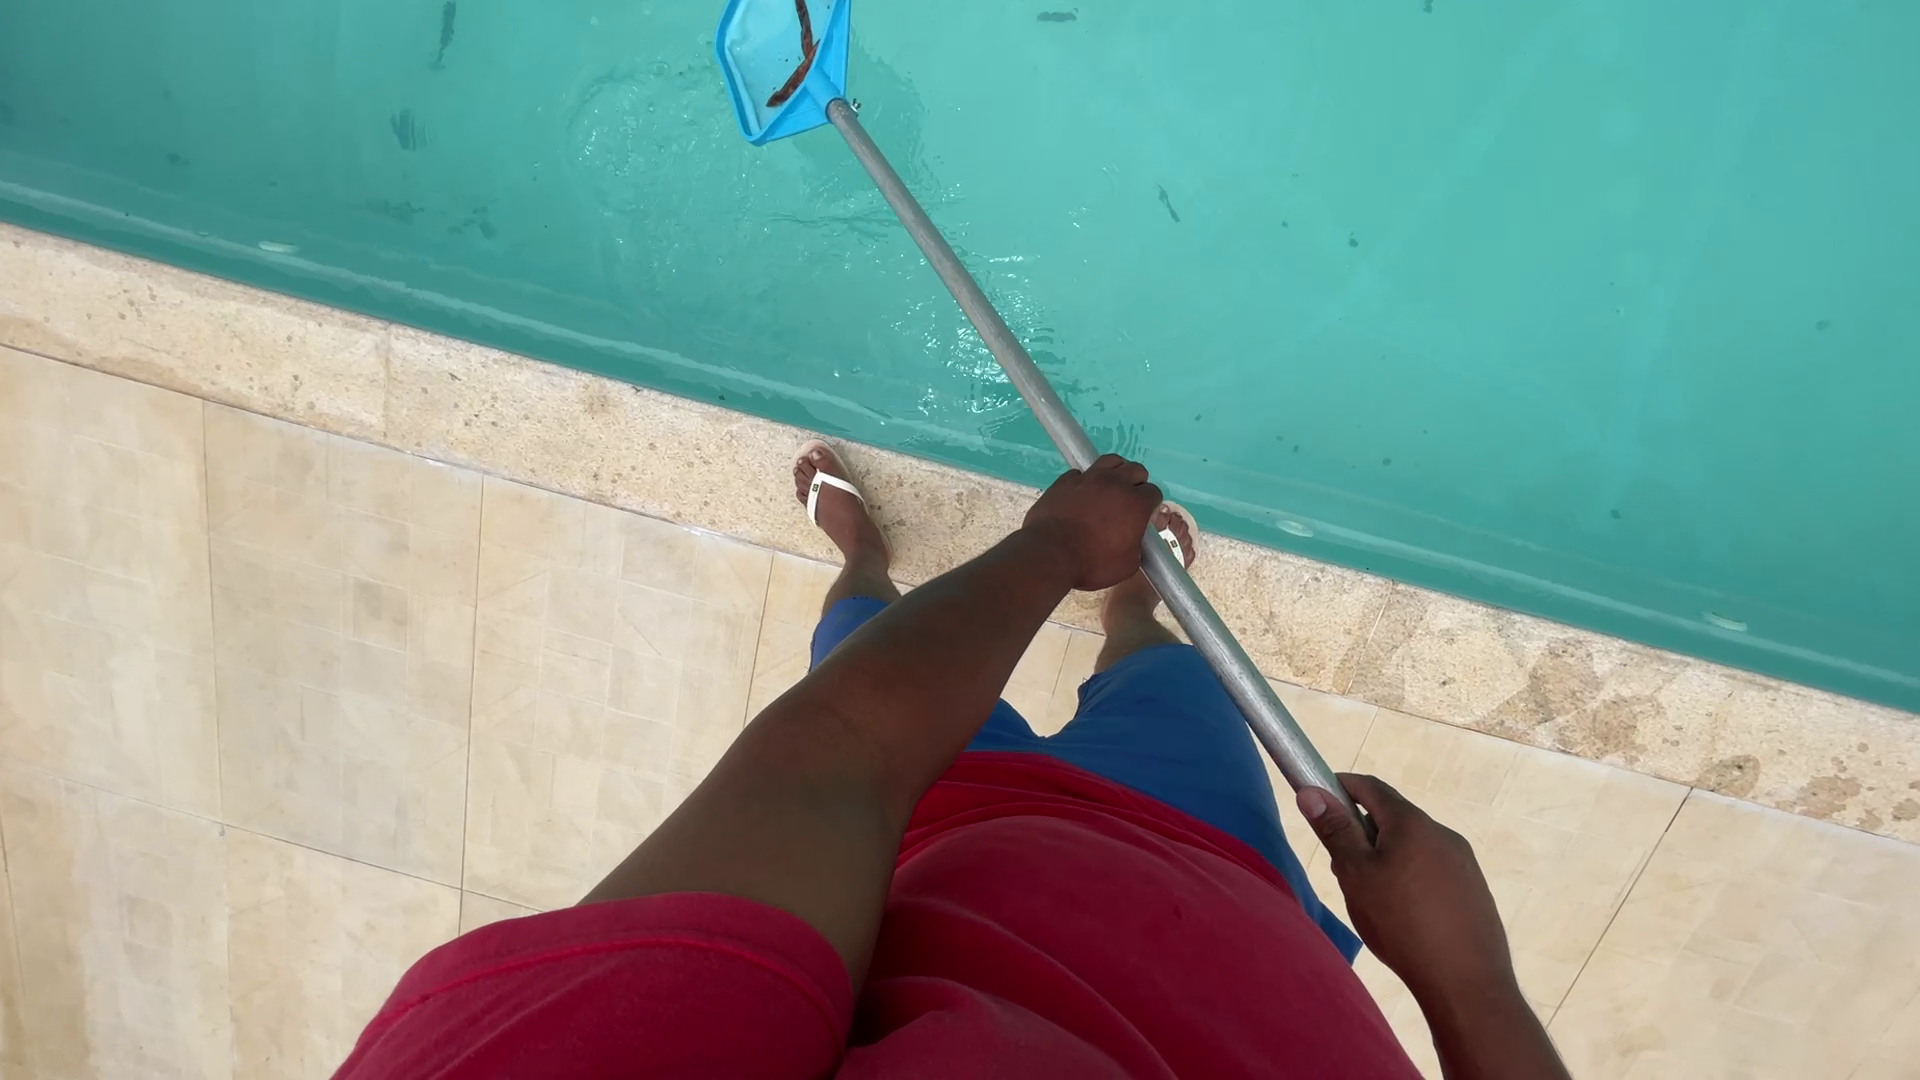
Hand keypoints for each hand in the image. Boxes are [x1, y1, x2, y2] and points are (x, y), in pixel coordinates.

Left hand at [1021, 454, 1161, 590]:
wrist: (1050, 554)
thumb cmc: (1092, 564)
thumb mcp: (1127, 565)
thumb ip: (1136, 547)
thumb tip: (1133, 540)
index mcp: (1135, 504)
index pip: (1153, 492)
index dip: (1149, 504)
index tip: (1142, 515)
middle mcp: (1115, 484)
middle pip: (1135, 469)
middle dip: (1136, 482)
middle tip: (1128, 499)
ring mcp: (1088, 478)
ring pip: (1109, 461)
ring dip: (1114, 471)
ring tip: (1109, 486)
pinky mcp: (1064, 481)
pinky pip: (1080, 473)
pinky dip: (1084, 480)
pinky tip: (1081, 494)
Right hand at [1299, 774, 1516, 1000]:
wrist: (1468, 987)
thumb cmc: (1401, 923)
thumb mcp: (1355, 874)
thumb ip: (1334, 829)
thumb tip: (1311, 792)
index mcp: (1412, 823)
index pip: (1370, 786)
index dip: (1340, 787)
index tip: (1319, 804)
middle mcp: (1442, 833)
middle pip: (1391, 816)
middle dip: (1360, 830)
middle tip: (1341, 864)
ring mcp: (1464, 863)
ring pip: (1412, 844)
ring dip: (1385, 854)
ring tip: (1370, 894)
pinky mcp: (1474, 891)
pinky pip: (1432, 867)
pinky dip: (1409, 874)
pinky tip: (1402, 911)